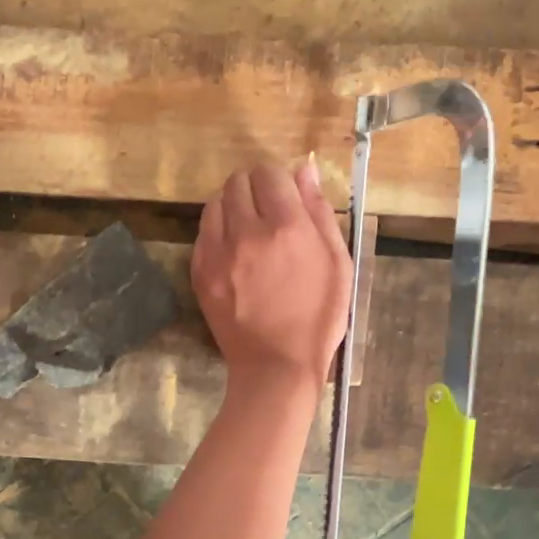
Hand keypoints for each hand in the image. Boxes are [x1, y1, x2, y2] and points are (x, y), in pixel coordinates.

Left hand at [190, 159, 352, 393]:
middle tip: (267, 212)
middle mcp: (247, 233)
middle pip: (238, 181)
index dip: (280, 180)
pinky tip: (234, 253)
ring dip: (232, 207)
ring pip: (215, 203)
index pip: (270, 173)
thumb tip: (304, 170)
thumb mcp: (337, 265)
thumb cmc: (318, 320)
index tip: (286, 197)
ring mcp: (218, 253)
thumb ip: (320, 213)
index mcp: (287, 227)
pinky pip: (203, 234)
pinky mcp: (200, 273)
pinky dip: (218, 233)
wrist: (276, 367)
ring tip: (248, 230)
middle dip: (254, 189)